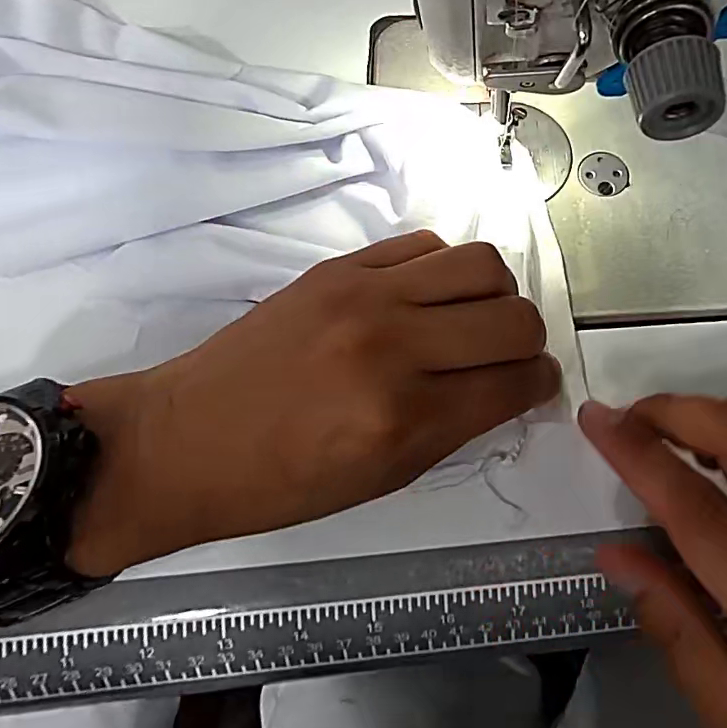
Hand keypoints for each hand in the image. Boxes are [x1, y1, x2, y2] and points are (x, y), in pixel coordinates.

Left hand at [65, 231, 560, 574]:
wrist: (186, 439)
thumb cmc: (284, 482)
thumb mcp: (385, 477)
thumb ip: (458, 426)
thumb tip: (511, 385)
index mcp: (404, 418)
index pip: (513, 383)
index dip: (541, 384)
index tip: (537, 383)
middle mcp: (393, 345)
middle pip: (512, 318)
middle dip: (530, 341)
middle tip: (511, 355)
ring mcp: (365, 294)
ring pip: (481, 264)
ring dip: (497, 294)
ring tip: (475, 317)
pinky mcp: (340, 267)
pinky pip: (425, 245)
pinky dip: (445, 270)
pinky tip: (429, 296)